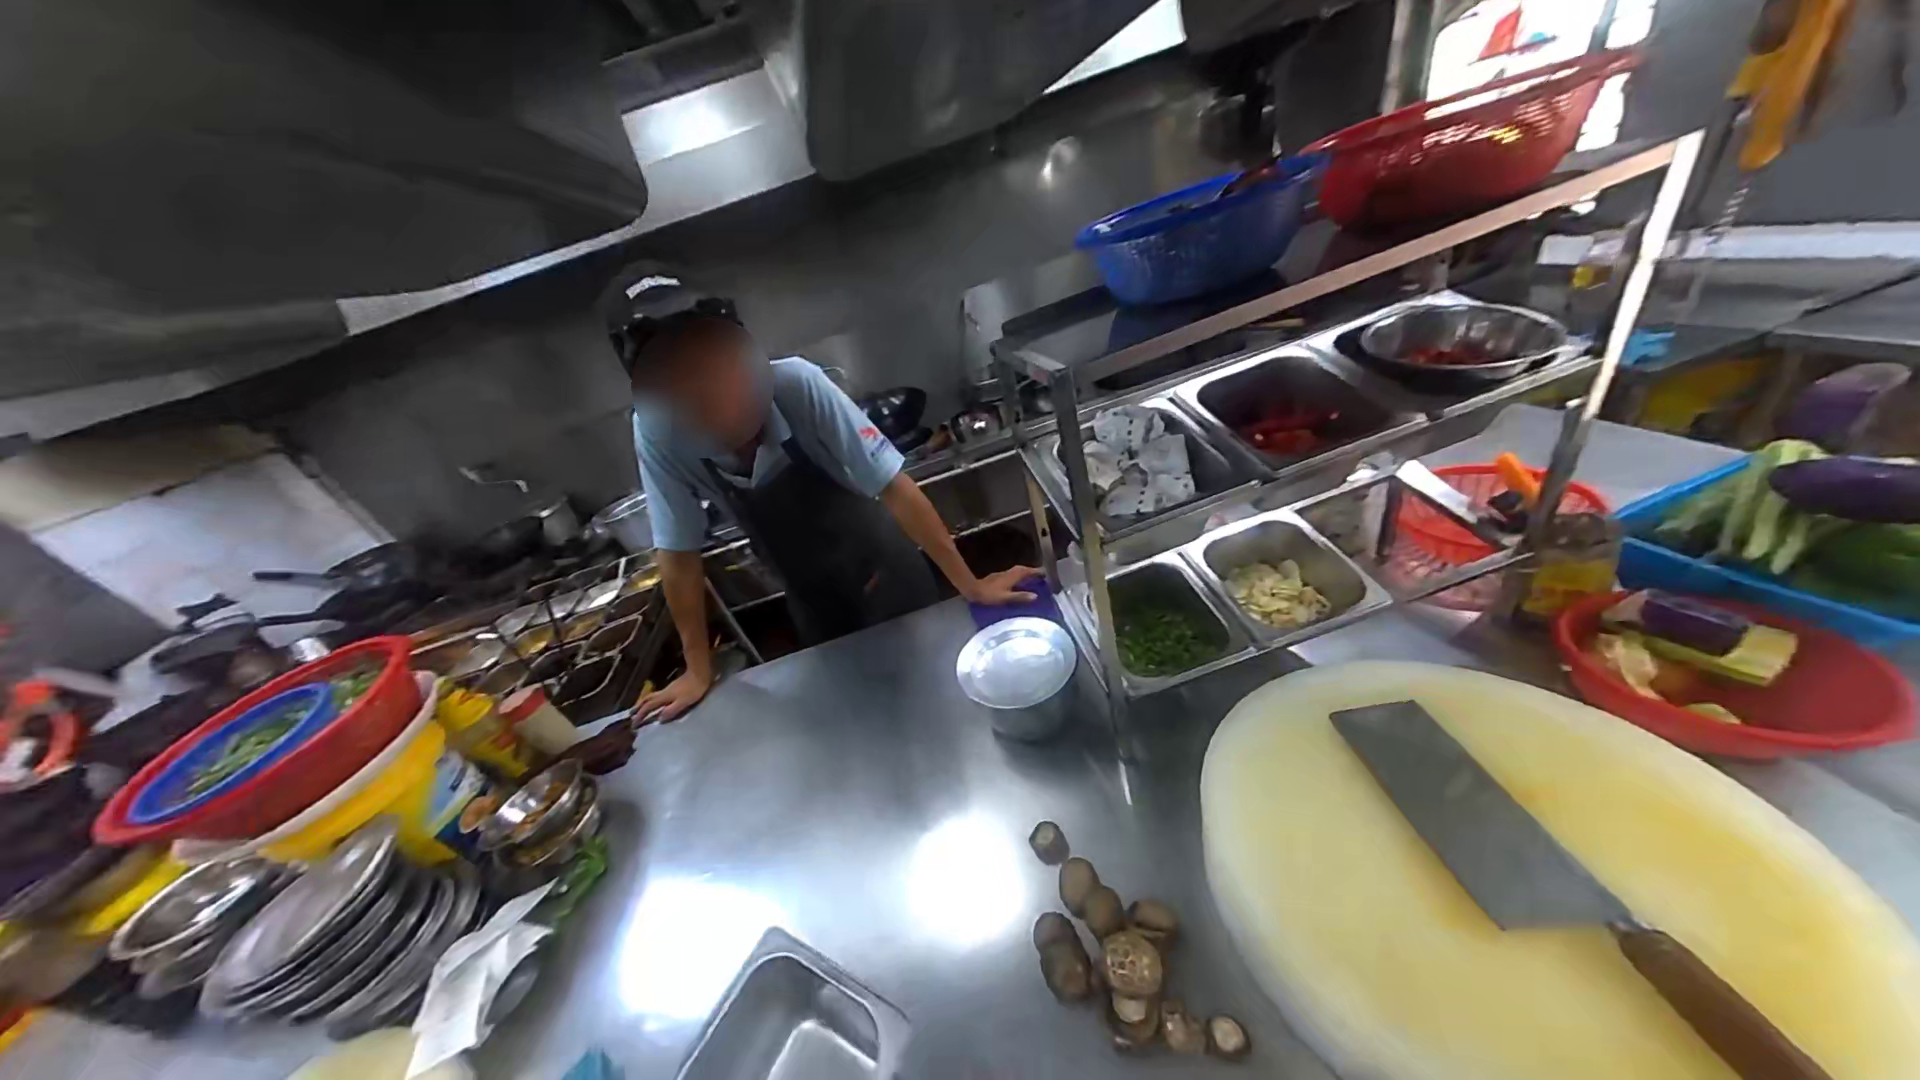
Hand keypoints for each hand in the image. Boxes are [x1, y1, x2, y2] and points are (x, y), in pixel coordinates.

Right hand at [634, 668, 711, 725]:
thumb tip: (659, 720)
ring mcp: (668, 689)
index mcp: (664, 697)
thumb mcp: (683, 702)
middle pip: (647, 700)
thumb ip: (671, 710)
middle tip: (631, 715)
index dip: (641, 715)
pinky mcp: (673, 687)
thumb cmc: (693, 688)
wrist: (700, 672)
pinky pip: (658, 695)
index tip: (633, 725)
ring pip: (651, 696)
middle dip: (638, 708)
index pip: (648, 707)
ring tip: (640, 708)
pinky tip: (657, 702)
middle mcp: (663, 693)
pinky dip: (652, 700)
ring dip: (644, 703)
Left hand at [962, 565, 1041, 605]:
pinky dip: (1016, 575)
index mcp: (1012, 577)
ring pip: (1016, 571)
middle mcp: (1008, 573)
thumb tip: (1035, 596)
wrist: (973, 590)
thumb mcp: (1006, 598)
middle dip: (1031, 570)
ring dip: (1024, 572)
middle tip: (1039, 574)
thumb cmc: (990, 595)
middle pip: (1022, 569)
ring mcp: (1002, 574)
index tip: (1044, 573)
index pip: (1026, 572)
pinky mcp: (997, 577)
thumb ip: (1020, 597)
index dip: (1035, 572)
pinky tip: (1016, 582)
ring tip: (1030, 577)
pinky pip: (1011, 574)